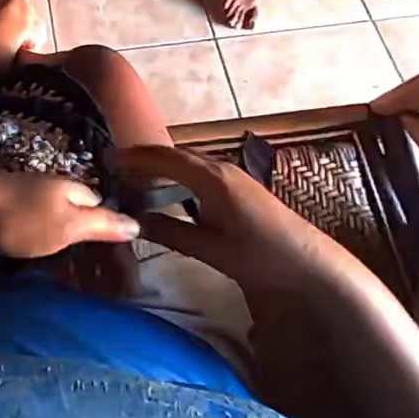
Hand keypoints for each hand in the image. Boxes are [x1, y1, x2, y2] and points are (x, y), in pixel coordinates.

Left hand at [0, 172, 139, 257]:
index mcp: (72, 188)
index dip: (110, 228)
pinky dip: (41, 242)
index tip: (115, 257)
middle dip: (86, 235)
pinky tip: (37, 257)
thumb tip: (137, 223)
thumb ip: (101, 224)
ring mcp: (27, 197)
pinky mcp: (5, 210)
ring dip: (63, 241)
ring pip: (55, 219)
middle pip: (78, 211)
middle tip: (92, 269)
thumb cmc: (21, 220)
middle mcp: (52, 188)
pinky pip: (33, 227)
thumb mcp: (67, 225)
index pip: (102, 205)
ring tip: (68, 269)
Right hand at [112, 145, 365, 294]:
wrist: (309, 262)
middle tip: (114, 167)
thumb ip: (172, 233)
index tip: (110, 160)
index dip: (137, 158)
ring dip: (162, 165)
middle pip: (176, 155)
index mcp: (213, 179)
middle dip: (145, 158)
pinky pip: (199, 171)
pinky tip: (169, 189)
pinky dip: (178, 174)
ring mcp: (232, 176)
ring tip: (134, 175)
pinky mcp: (238, 186)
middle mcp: (221, 169)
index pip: (167, 159)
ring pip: (188, 162)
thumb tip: (135, 220)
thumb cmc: (261, 256)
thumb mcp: (211, 249)